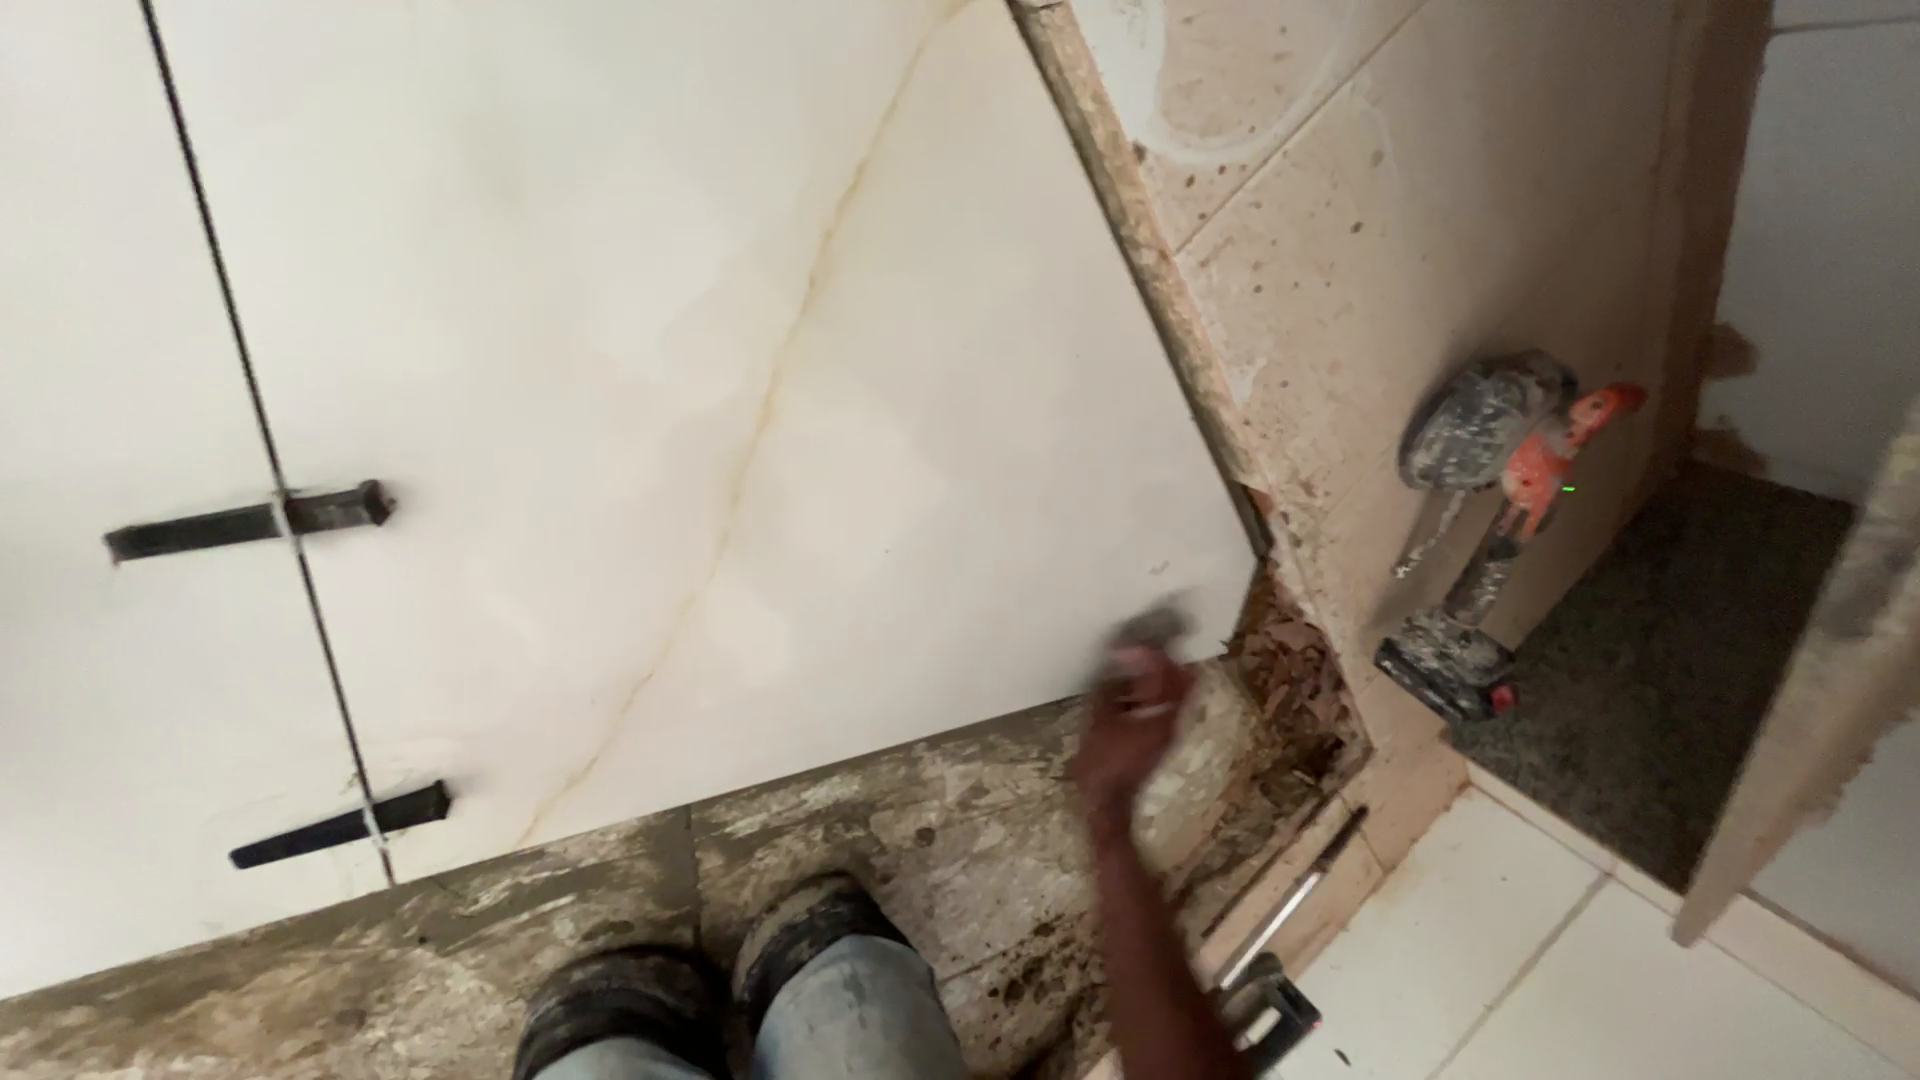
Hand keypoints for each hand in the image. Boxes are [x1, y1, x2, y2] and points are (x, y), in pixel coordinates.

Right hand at [1069, 644, 1195, 831]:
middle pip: (1183, 683)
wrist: (1108, 803)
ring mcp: (1168, 733)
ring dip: (1159, 676)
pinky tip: (1127, 691)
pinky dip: (1150, 693)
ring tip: (1133, 664)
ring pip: (1175, 695)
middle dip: (1166, 661)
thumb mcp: (1100, 720)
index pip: (1174, 676)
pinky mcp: (1159, 740)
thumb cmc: (1103, 762)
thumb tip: (1117, 661)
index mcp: (1163, 717)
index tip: (1139, 642)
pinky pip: (1163, 708)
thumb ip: (1111, 688)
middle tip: (1144, 647)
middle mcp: (1173, 723)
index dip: (1159, 655)